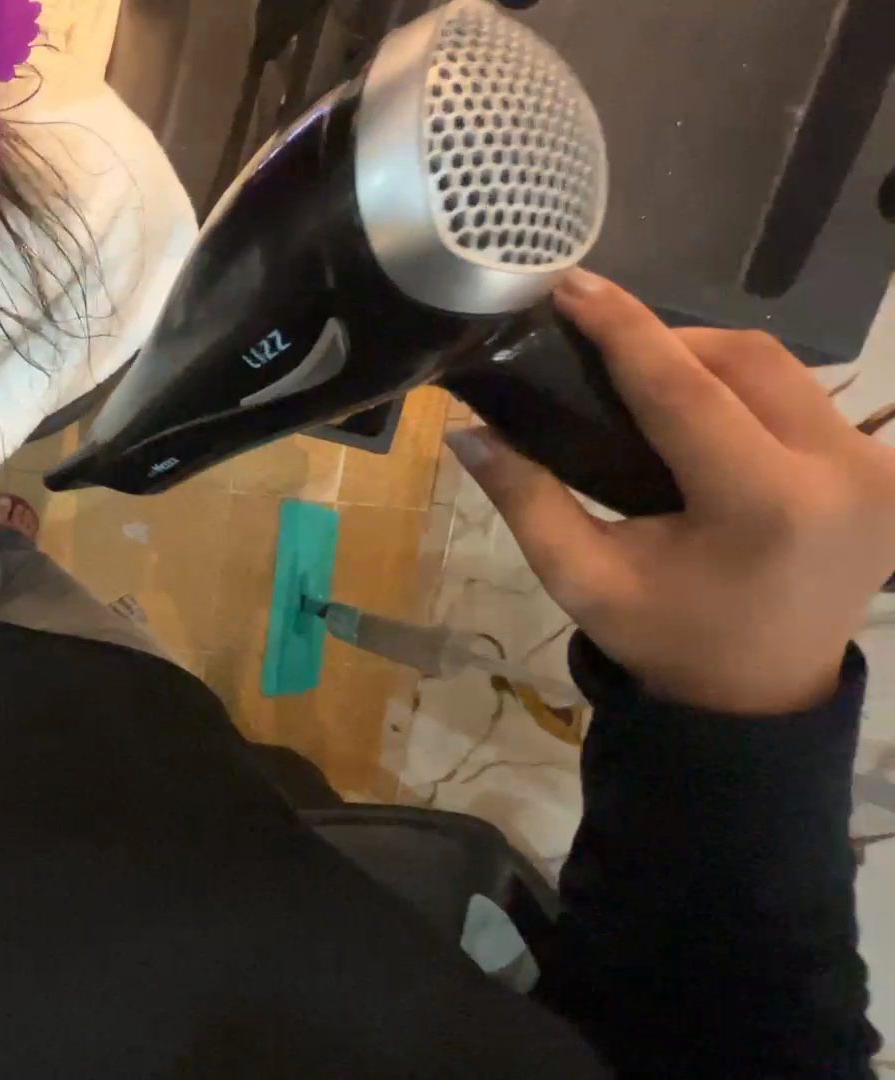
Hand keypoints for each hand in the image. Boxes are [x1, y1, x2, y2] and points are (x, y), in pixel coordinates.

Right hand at [446, 268, 894, 713]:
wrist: (757, 687)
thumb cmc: (659, 633)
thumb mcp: (576, 575)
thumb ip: (525, 499)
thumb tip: (467, 433)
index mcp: (764, 504)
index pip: (685, 389)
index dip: (624, 329)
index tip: (574, 285)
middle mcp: (845, 472)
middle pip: (750, 360)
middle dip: (666, 339)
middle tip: (595, 351)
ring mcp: (880, 469)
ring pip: (784, 370)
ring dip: (703, 358)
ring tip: (634, 376)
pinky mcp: (884, 470)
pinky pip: (803, 397)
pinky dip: (738, 385)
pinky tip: (690, 408)